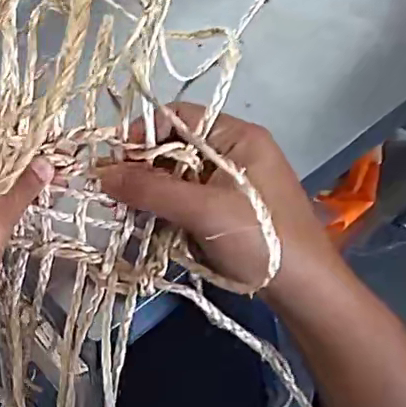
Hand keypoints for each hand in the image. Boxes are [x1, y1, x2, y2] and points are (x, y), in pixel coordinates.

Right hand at [97, 103, 343, 303]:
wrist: (304, 290)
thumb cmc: (259, 238)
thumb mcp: (203, 210)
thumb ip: (150, 189)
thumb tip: (101, 174)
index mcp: (236, 137)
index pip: (180, 116)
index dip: (144, 132)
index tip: (117, 161)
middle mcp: (231, 154)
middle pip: (173, 148)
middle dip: (142, 169)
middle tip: (113, 194)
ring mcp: (227, 185)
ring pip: (174, 178)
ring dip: (149, 194)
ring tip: (125, 213)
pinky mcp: (223, 212)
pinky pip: (183, 202)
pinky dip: (163, 212)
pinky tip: (146, 226)